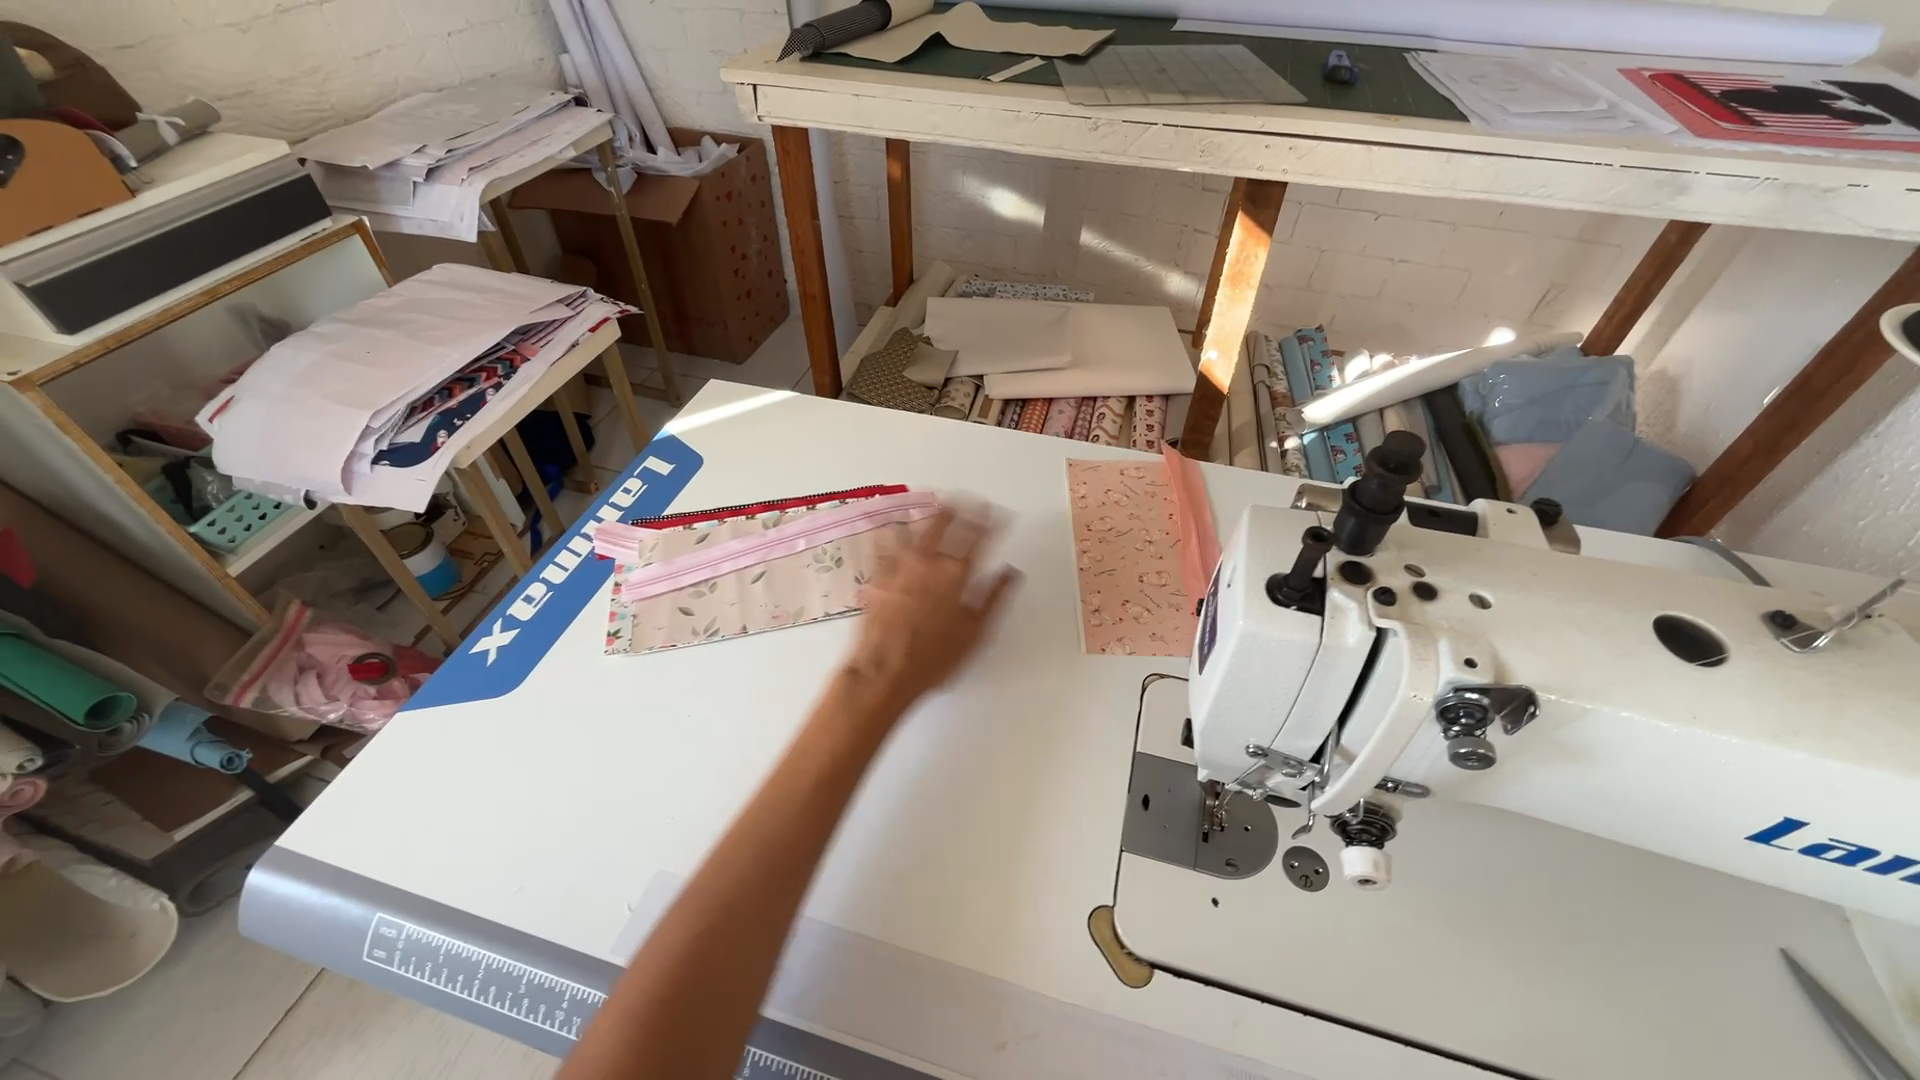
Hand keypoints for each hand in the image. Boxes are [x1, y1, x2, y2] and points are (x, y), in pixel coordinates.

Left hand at [840, 504, 1020, 713]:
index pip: (980, 538)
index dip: (992, 522)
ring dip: (930, 513)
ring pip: (917, 528)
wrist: (884, 672)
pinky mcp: (878, 576)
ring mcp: (900, 567)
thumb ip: (995, 597)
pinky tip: (894, 523)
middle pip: (947, 524)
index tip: (1000, 514)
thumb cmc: (933, 658)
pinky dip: (893, 530)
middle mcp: (928, 563)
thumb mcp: (976, 632)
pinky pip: (885, 544)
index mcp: (957, 575)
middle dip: (962, 508)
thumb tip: (1010, 573)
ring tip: (938, 501)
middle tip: (970, 500)